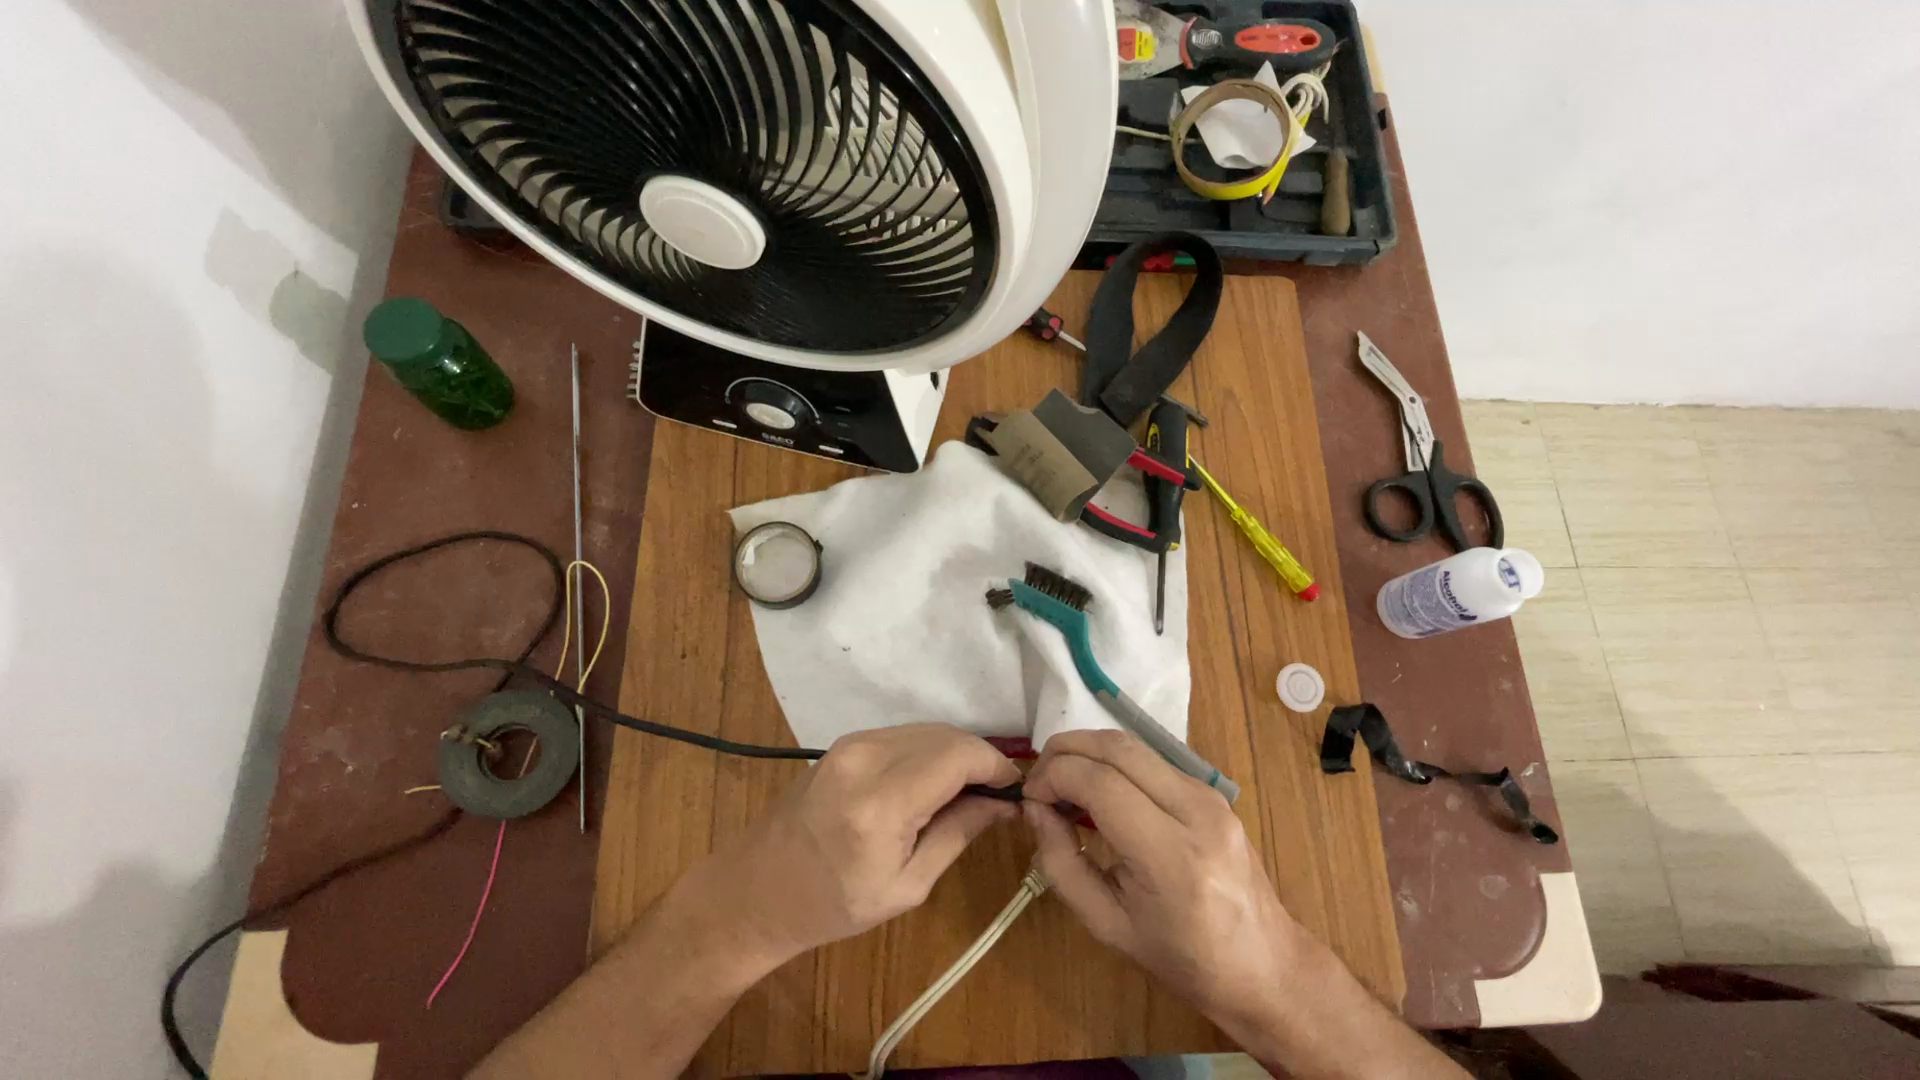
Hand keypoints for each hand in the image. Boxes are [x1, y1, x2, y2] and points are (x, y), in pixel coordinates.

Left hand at [688, 723, 1021, 972]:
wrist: (758, 889)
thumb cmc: (833, 905)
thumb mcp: (908, 886)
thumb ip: (959, 833)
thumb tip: (1005, 803)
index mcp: (881, 803)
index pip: (958, 755)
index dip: (996, 767)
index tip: (1015, 791)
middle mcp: (866, 758)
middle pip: (947, 735)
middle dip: (980, 759)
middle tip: (996, 796)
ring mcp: (852, 743)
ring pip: (928, 729)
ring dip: (957, 753)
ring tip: (968, 793)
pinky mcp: (846, 742)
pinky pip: (905, 734)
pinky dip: (931, 751)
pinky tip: (934, 783)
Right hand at [1021, 729, 1303, 1038]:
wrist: (1263, 964)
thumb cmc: (1181, 958)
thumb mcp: (1106, 924)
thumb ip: (1061, 863)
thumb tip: (1034, 808)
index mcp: (1171, 857)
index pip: (1101, 783)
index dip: (1054, 776)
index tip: (1030, 796)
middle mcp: (1196, 812)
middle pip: (1118, 747)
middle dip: (1065, 750)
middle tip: (1039, 779)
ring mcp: (1210, 796)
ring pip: (1134, 744)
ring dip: (1088, 751)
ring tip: (1062, 782)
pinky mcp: (1212, 791)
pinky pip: (1151, 759)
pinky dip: (1113, 762)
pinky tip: (1097, 789)